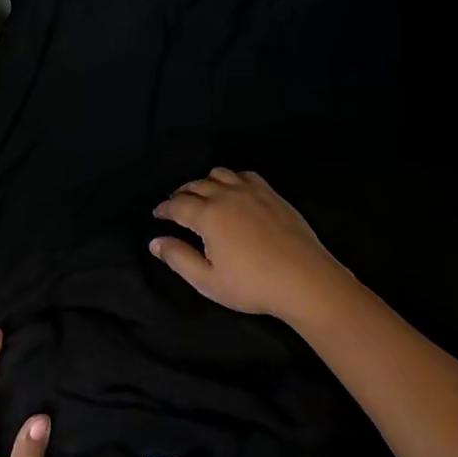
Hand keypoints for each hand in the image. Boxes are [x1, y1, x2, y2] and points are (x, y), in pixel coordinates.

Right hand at [149, 168, 354, 322]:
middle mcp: (228, 194)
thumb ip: (179, 258)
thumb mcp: (207, 280)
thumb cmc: (251, 284)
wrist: (302, 276)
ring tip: (202, 195)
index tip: (158, 214)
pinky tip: (233, 190)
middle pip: (198, 184)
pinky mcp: (272, 192)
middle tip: (175, 205)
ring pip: (221, 173)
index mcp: (209, 215)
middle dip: (182, 193)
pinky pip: (245, 174)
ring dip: (206, 181)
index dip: (165, 208)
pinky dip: (232, 178)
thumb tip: (155, 242)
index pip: (178, 204)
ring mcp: (253, 190)